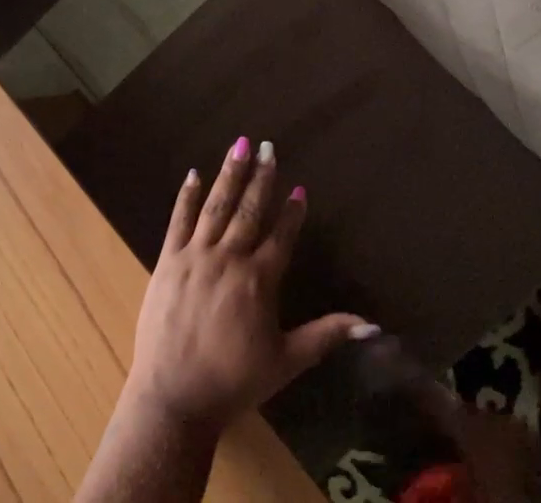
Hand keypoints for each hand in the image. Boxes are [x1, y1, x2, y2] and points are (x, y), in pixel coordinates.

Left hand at [123, 137, 373, 430]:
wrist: (174, 394)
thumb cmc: (234, 380)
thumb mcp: (287, 360)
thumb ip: (327, 335)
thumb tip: (373, 325)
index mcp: (259, 280)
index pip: (281, 236)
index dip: (292, 212)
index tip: (299, 188)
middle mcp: (229, 259)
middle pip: (249, 211)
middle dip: (261, 178)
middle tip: (268, 147)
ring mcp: (196, 257)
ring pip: (216, 207)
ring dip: (229, 175)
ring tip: (239, 145)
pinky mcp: (168, 261)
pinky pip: (178, 221)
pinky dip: (187, 196)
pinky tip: (194, 175)